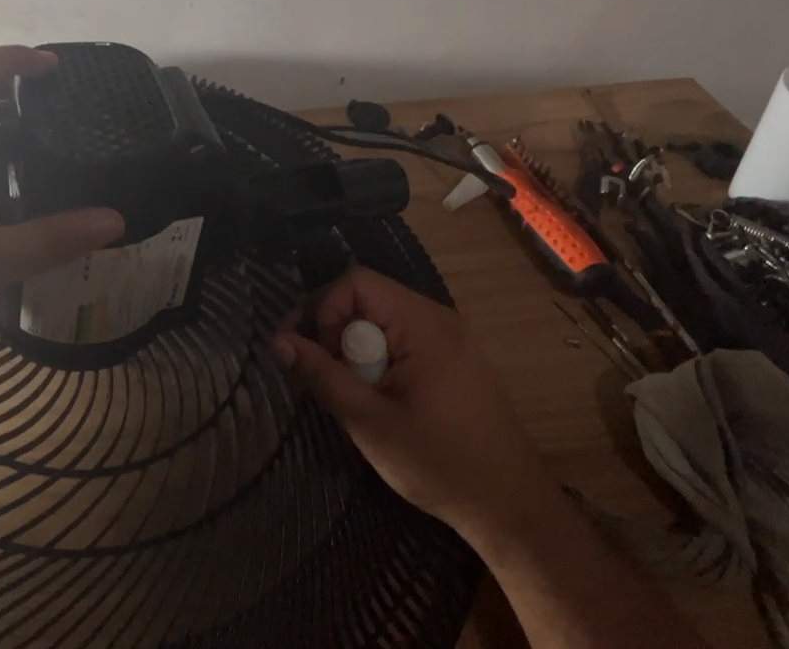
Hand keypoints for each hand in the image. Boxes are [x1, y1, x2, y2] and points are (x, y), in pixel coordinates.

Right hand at [272, 268, 560, 533]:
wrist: (511, 506)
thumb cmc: (439, 463)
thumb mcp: (369, 421)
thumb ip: (322, 375)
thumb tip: (277, 342)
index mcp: (423, 325)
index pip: (357, 282)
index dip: (324, 310)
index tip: (312, 354)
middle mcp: (439, 318)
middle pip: (368, 296)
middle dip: (334, 329)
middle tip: (323, 374)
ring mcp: (451, 337)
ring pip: (382, 318)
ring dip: (355, 346)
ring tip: (349, 389)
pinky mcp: (455, 358)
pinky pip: (402, 336)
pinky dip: (379, 356)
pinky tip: (377, 394)